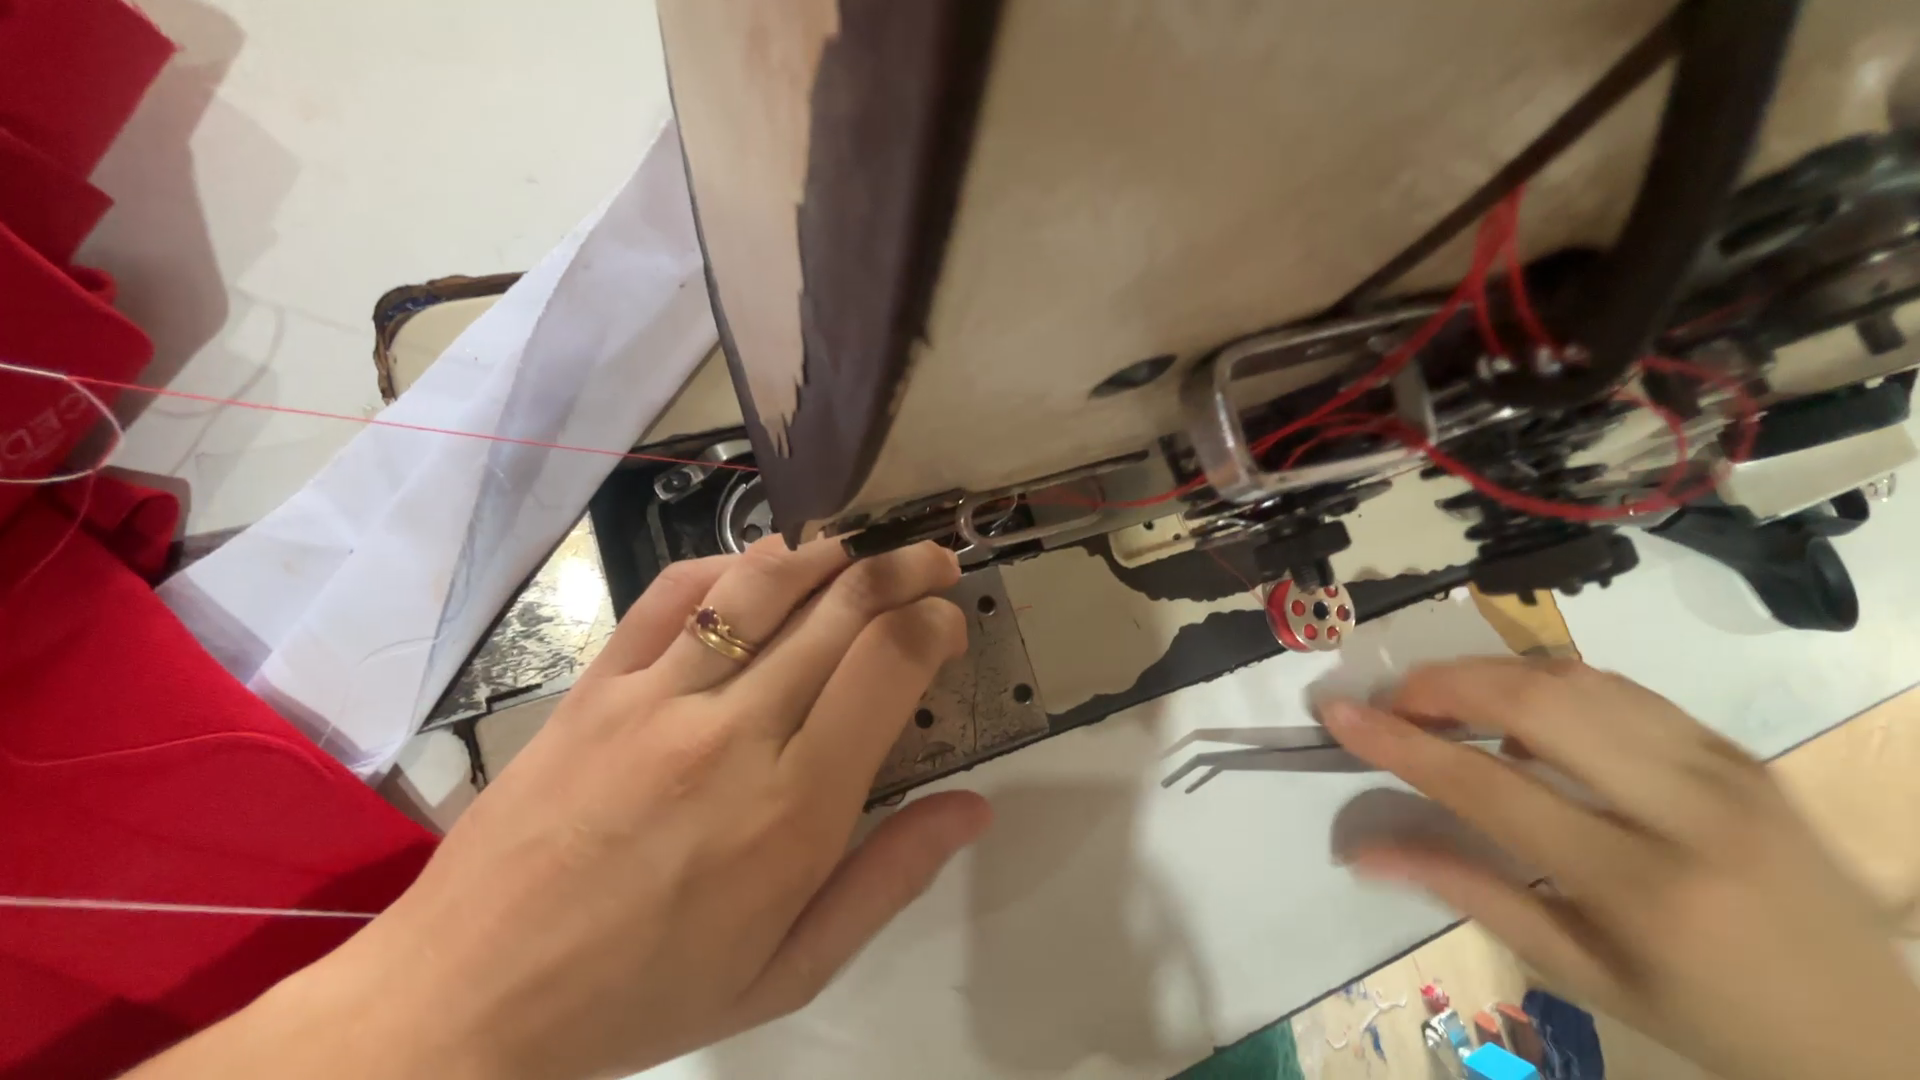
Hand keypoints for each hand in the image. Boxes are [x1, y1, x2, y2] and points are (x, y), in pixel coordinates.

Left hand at [142, 539, 990, 1079]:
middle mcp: (733, 732)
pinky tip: (760, 569)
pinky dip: (730, 566)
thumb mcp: (791, 969)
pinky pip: (672, 596)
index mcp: (794, 807)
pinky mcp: (595, 685)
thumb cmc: (647, 994)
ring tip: (862, 547)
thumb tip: (973, 807)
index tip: (950, 621)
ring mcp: (655, 698)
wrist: (470, 1000)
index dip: (933, 623)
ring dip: (827, 553)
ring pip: (761, 586)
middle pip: (840, 609)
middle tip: (934, 561)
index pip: (888, 665)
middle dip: (903, 570)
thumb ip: (890, 879)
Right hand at [1322, 658, 1919, 1079]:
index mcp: (1645, 887)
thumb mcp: (1578, 971)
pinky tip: (1516, 709)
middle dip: (1444, 684)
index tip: (1336, 712)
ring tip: (1438, 697)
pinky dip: (1547, 684)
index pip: (1490, 788)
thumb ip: (1467, 891)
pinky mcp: (1740, 752)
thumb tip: (1361, 850)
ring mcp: (1728, 770)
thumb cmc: (1708, 1018)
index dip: (1401, 743)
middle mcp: (1692, 811)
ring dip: (1491, 674)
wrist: (1877, 1032)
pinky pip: (1622, 690)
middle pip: (1541, 704)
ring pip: (1581, 680)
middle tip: (1390, 699)